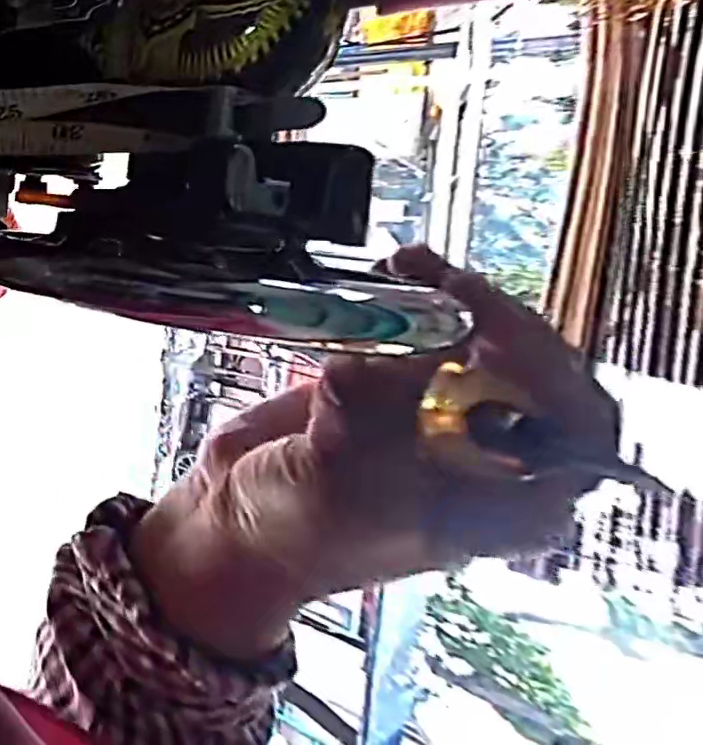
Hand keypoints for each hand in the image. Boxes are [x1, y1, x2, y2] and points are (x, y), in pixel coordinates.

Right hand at [132, 245, 619, 660]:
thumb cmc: (294, 529)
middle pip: (518, 371)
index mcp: (504, 495)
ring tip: (400, 267)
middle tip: (433, 276)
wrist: (232, 516)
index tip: (479, 319)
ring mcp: (419, 415)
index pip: (564, 421)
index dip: (537, 364)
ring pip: (456, 348)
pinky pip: (391, 344)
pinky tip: (366, 290)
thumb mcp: (336, 489)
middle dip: (485, 315)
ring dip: (434, 302)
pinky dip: (382, 311)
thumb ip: (360, 427)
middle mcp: (477, 451)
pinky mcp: (367, 390)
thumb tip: (368, 366)